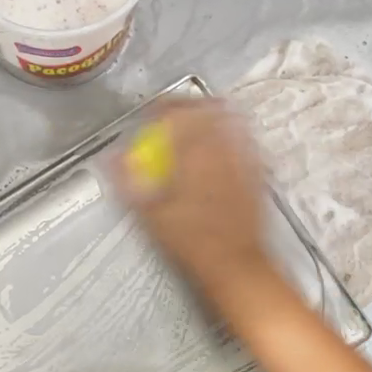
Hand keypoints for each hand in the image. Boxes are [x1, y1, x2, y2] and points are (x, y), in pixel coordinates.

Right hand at [112, 99, 276, 307]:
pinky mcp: (260, 174)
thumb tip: (111, 159)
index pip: (178, 112)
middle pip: (209, 108)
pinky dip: (233, 136)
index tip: (152, 112)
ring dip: (213, 115)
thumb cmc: (195, 246)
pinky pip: (247, 142)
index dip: (162, 106)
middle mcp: (224, 151)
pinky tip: (226, 147)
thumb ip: (128, 181)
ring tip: (200, 120)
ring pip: (232, 120)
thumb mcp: (150, 215)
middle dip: (190, 104)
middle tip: (175, 111)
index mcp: (195, 155)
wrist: (236, 267)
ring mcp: (246, 161)